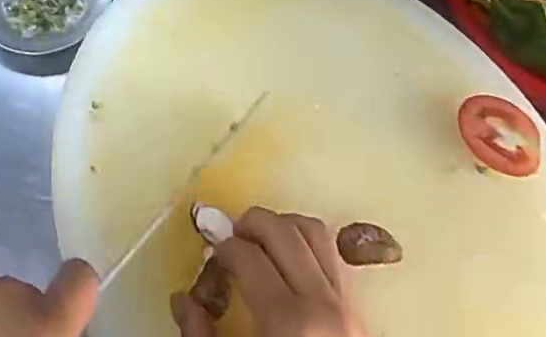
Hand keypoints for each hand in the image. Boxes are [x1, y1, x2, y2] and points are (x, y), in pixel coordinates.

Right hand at [172, 209, 367, 336]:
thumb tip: (183, 300)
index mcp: (288, 322)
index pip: (248, 254)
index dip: (222, 245)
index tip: (210, 250)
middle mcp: (322, 305)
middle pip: (282, 231)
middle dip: (250, 223)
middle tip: (231, 237)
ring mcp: (348, 308)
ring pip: (315, 234)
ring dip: (283, 226)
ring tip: (261, 242)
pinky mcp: (362, 315)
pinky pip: (333, 259)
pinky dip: (308, 246)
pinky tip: (290, 263)